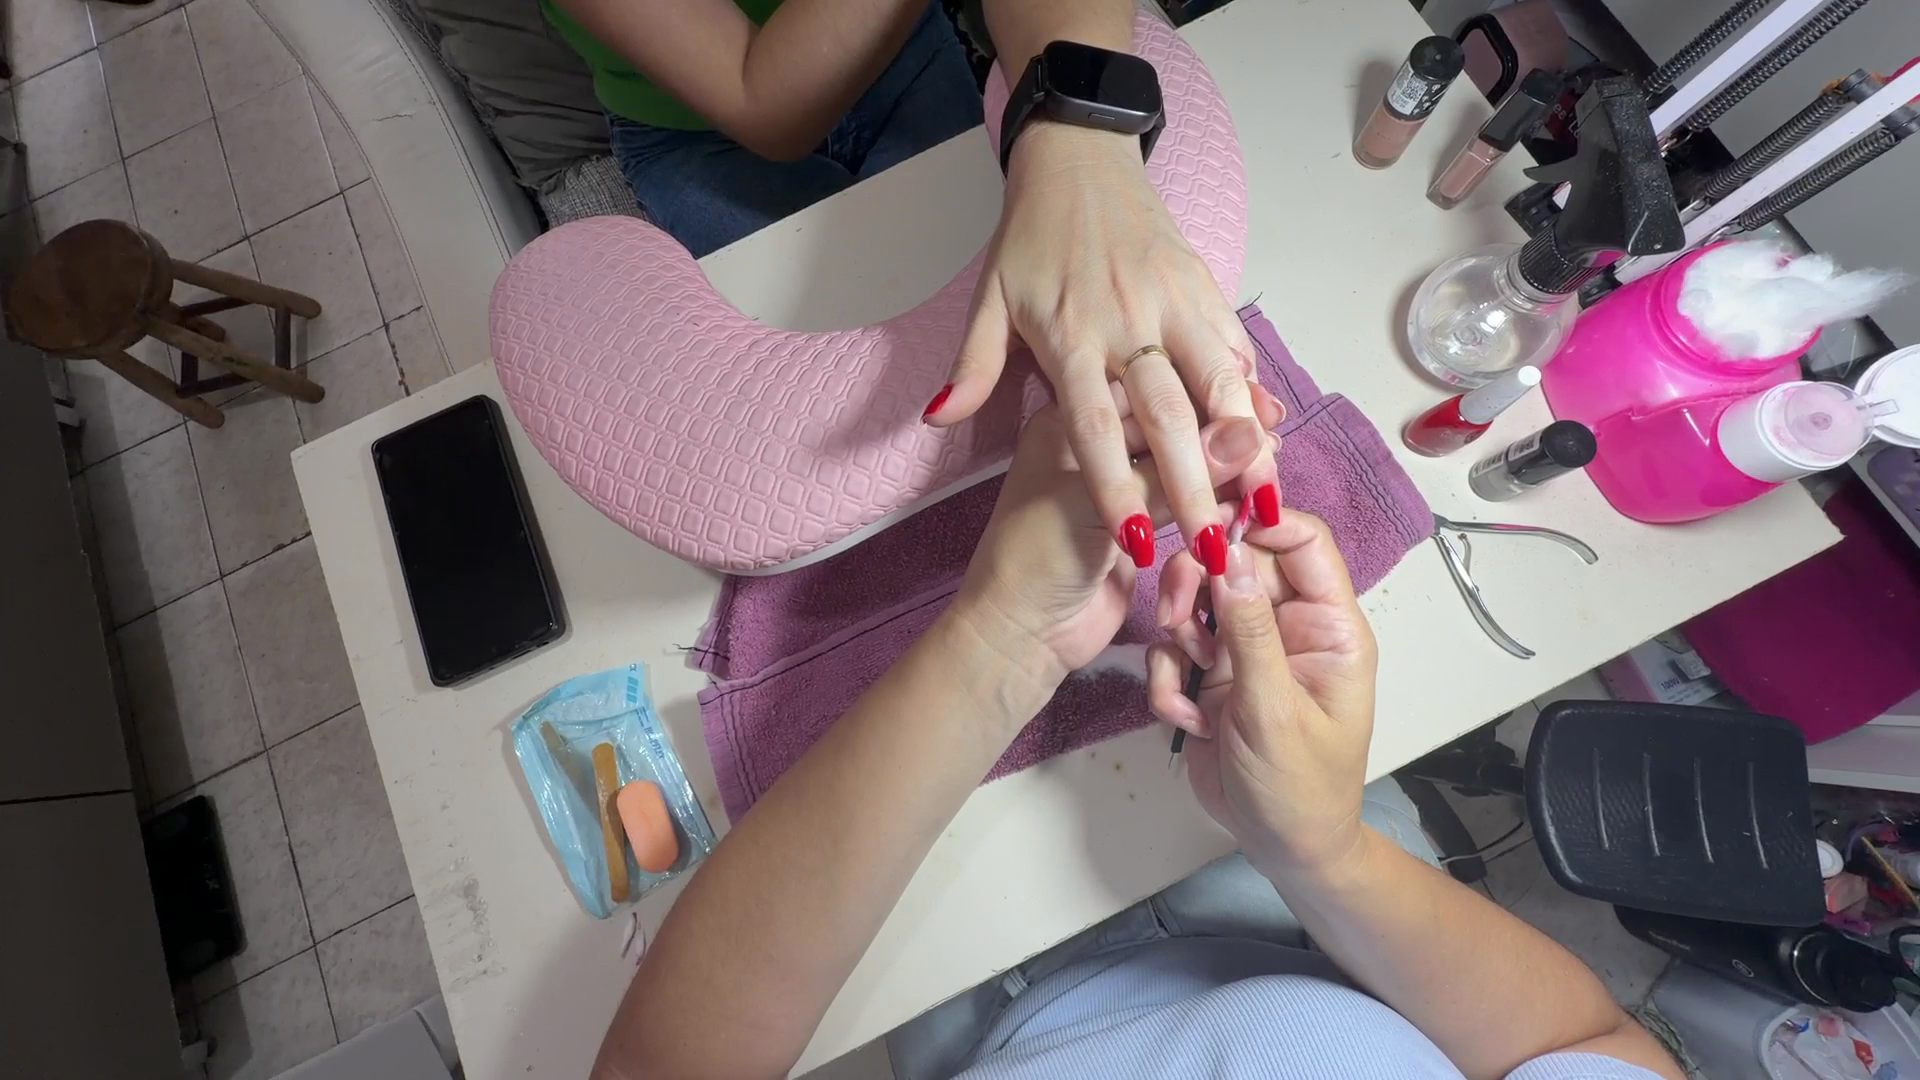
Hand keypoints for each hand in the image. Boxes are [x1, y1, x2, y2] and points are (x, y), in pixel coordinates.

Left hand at [925, 124, 1279, 575]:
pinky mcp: (1203, 285)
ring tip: (1264, 502)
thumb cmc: (1028, 241)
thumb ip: (973, 366)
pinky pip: (1234, 346)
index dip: (1116, 487)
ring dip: (1245, 446)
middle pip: (1167, 415)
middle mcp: (1127, 324)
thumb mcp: (988, 301)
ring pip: (1218, 381)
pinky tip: (1268, 433)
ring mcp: (1173, 302)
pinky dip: (1253, 392)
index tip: (1137, 541)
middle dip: (1195, 486)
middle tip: (1216, 548)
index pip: (1094, 426)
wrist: (1078, 158)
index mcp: (1069, 338)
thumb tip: (939, 417)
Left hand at [951, 384, 1281, 687]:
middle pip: (1172, 423)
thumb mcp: (1094, 505)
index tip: (1253, 402)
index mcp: (1069, 418)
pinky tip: (1250, 499)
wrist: (1022, 632)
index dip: (1198, 395)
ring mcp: (1122, 483)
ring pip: (1185, 462)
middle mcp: (1098, 442)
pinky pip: (1189, 501)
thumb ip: (1168, 474)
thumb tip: (1250, 437)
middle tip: (1271, 434)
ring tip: (1272, 464)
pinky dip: (1219, 501)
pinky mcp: (1143, 522)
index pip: (1143, 392)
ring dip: (1225, 467)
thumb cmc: (1037, 556)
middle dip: (1220, 431)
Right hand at [1145, 512, 1377, 880]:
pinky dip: (1166, 679)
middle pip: (1233, 565)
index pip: (1302, 543)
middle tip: (1174, 620)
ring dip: (1175, 639)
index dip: (1258, 523)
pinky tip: (1186, 719)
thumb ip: (1249, 631)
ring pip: (1194, 602)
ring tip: (1184, 681)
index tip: (1207, 530)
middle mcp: (1284, 626)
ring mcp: (1243, 648)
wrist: (1277, 845)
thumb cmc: (1299, 786)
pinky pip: (1172, 648)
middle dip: (1195, 589)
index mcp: (1326, 626)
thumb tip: (1227, 555)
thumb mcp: (1274, 710)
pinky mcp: (1209, 672)